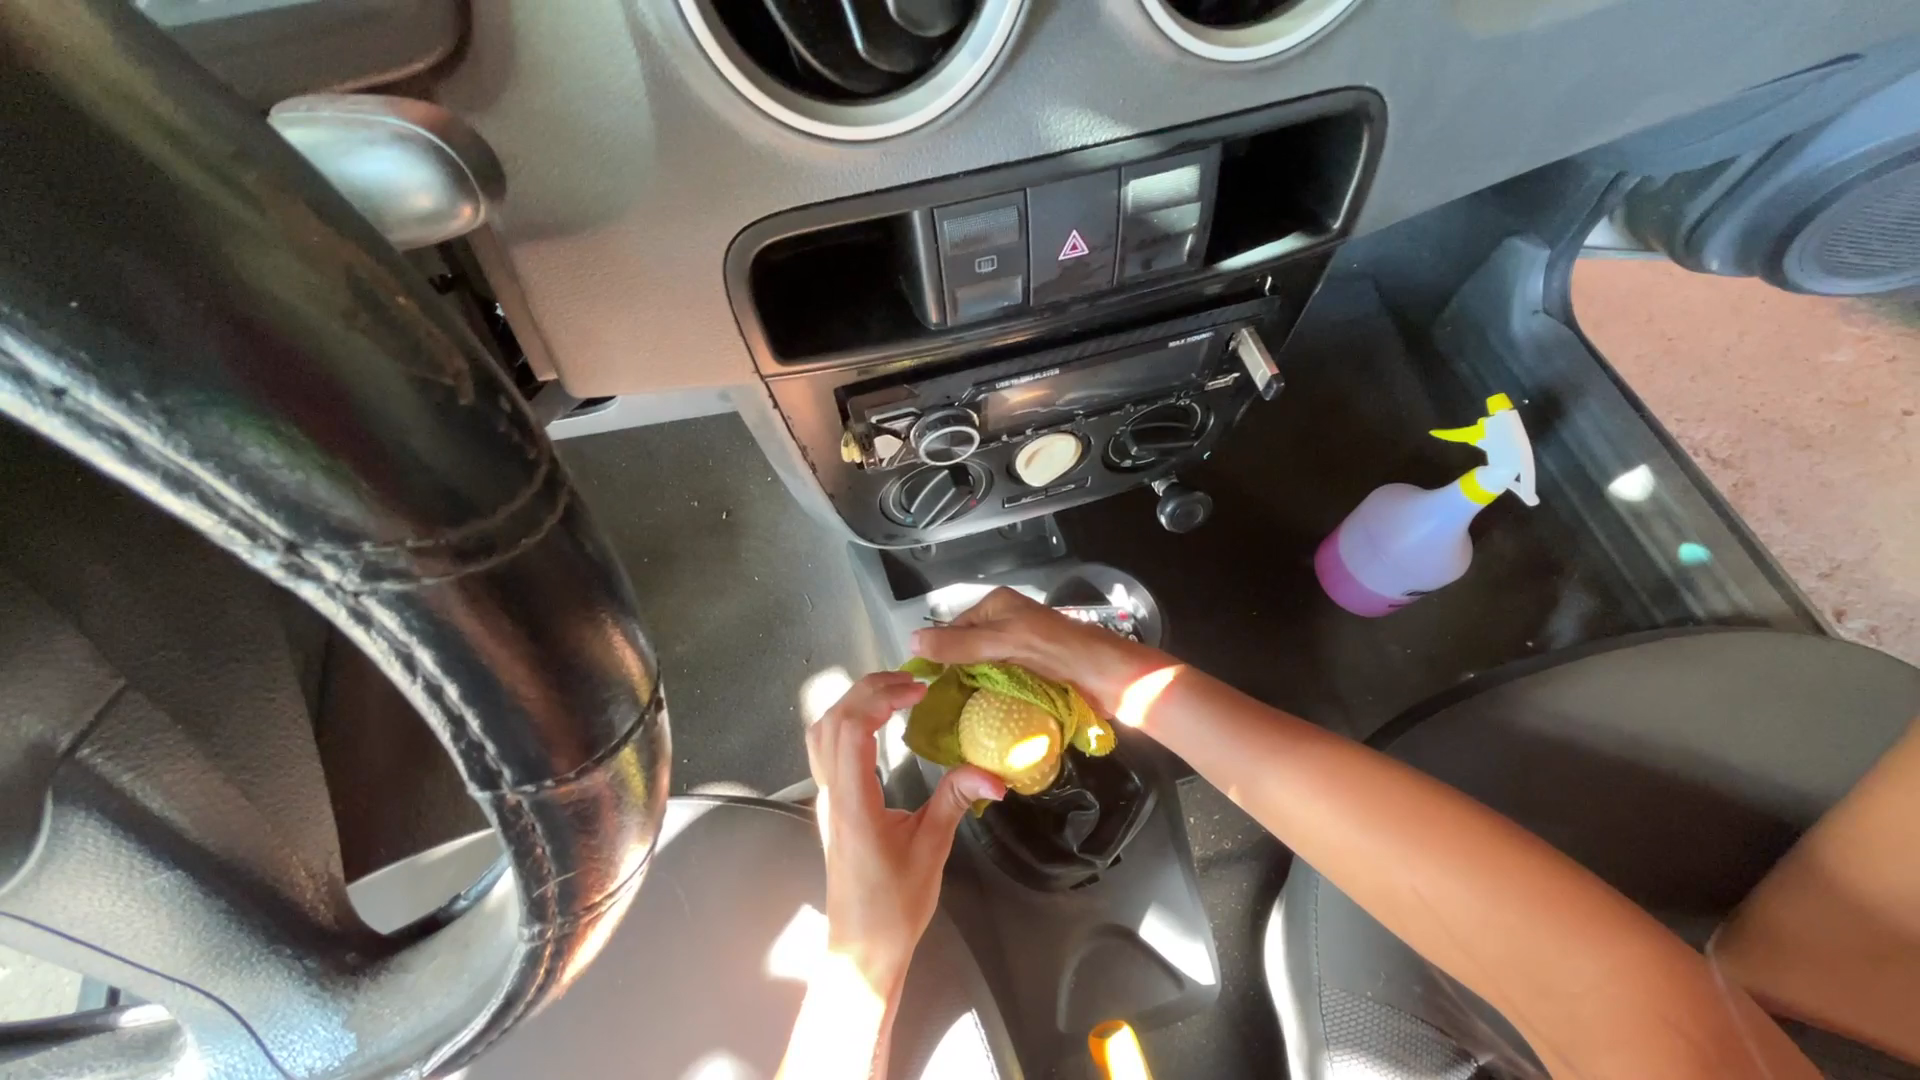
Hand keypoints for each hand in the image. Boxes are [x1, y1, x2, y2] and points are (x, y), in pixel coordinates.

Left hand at [805, 672, 1006, 991]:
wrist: (862, 947)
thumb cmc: (895, 904)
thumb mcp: (932, 849)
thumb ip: (956, 801)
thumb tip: (994, 775)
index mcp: (853, 803)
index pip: (852, 730)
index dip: (882, 698)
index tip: (920, 690)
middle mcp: (831, 794)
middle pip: (832, 721)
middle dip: (870, 689)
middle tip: (913, 682)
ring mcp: (825, 797)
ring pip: (822, 731)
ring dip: (854, 701)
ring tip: (895, 692)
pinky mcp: (830, 803)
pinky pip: (825, 747)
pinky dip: (847, 719)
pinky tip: (876, 720)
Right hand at [910, 588, 1168, 717]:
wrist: (1107, 677)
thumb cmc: (1057, 651)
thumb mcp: (1003, 642)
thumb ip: (959, 644)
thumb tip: (912, 640)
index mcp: (997, 606)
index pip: (953, 629)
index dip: (939, 654)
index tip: (923, 687)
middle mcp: (1005, 623)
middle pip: (966, 650)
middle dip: (955, 675)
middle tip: (937, 707)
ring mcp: (1018, 649)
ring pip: (981, 669)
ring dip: (972, 689)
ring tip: (953, 715)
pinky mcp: (1030, 673)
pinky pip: (999, 683)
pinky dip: (990, 697)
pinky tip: (980, 714)